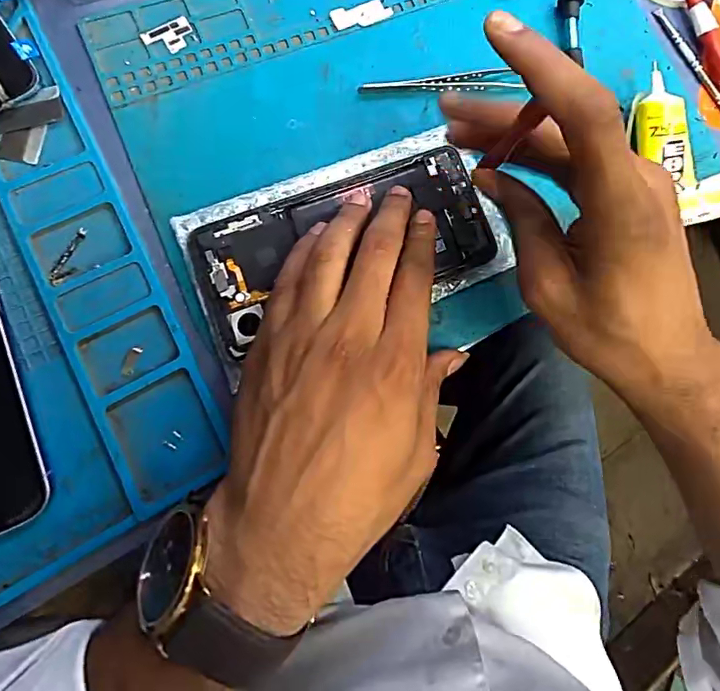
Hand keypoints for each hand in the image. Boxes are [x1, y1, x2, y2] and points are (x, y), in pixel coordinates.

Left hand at [201, 188, 464, 635]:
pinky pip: (287, 282)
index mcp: (395, 362)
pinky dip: (303, 252)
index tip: (425, 220)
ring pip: (327, 258)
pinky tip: (315, 235)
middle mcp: (350, 335)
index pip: (413, 282)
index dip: (421, 243)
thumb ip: (431, 391)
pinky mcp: (268, 343)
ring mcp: (303, 334)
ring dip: (346, 222)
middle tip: (398, 195)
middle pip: (373, 257)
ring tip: (359, 198)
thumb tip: (451, 352)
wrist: (279, 524)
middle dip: (390, 219)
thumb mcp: (417, 452)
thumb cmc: (359, 496)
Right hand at [442, 10, 715, 403]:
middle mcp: (633, 174)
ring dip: (513, 132)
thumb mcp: (548, 286)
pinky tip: (496, 158)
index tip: (497, 30)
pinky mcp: (627, 190)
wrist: (672, 363)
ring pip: (567, 138)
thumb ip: (523, 218)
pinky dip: (536, 156)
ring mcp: (633, 179)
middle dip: (501, 111)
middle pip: (564, 121)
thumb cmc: (613, 335)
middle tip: (446, 110)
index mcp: (620, 198)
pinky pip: (577, 160)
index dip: (540, 64)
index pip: (584, 109)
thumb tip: (492, 175)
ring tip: (456, 130)